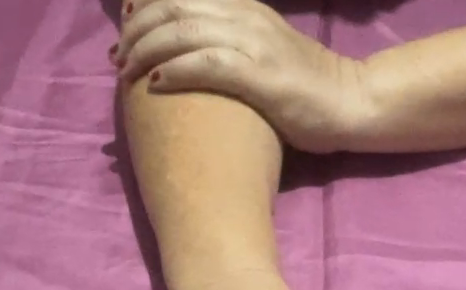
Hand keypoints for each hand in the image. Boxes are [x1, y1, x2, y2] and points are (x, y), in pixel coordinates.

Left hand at [114, 0, 376, 152]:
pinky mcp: (260, 77)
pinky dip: (174, 70)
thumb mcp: (262, 51)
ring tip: (125, 71)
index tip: (124, 25)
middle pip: (174, 7)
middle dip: (136, 28)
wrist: (348, 104)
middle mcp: (244, 17)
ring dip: (145, 50)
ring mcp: (253, 45)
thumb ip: (229, 45)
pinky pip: (207, 65)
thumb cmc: (303, 89)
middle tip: (117, 56)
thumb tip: (191, 55)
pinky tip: (154, 83)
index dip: (146, 2)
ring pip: (182, 32)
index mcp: (243, 7)